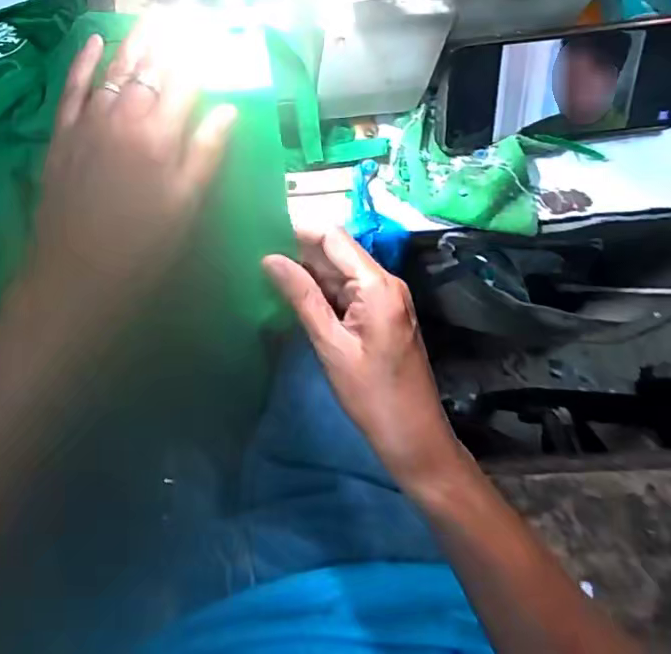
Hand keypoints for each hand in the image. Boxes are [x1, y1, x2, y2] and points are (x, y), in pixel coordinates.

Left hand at [12, 18, 236, 352]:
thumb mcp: (185, 207)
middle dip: (168, 32)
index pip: (185, 78)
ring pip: (113, 67)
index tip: (208, 23)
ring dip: (133, 38)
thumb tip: (226, 109)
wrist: (73, 275)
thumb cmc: (140, 249)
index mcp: (160, 136)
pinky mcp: (62, 134)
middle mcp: (124, 117)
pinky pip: (73, 87)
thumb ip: (205, 153)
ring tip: (150, 13)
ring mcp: (88, 122)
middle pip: (149, 64)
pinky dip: (83, 61)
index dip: (198, 48)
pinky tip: (94, 40)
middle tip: (181, 5)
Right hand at [263, 227, 459, 486]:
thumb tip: (270, 259)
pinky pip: (343, 290)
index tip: (262, 232)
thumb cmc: (373, 395)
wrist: (415, 439)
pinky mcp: (378, 315)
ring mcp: (382, 299)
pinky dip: (318, 290)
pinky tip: (289, 293)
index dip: (298, 230)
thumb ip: (302, 297)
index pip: (333, 238)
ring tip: (264, 270)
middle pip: (335, 252)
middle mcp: (383, 283)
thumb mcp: (331, 345)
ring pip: (337, 271)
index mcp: (377, 285)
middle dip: (297, 250)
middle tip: (255, 252)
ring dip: (304, 270)